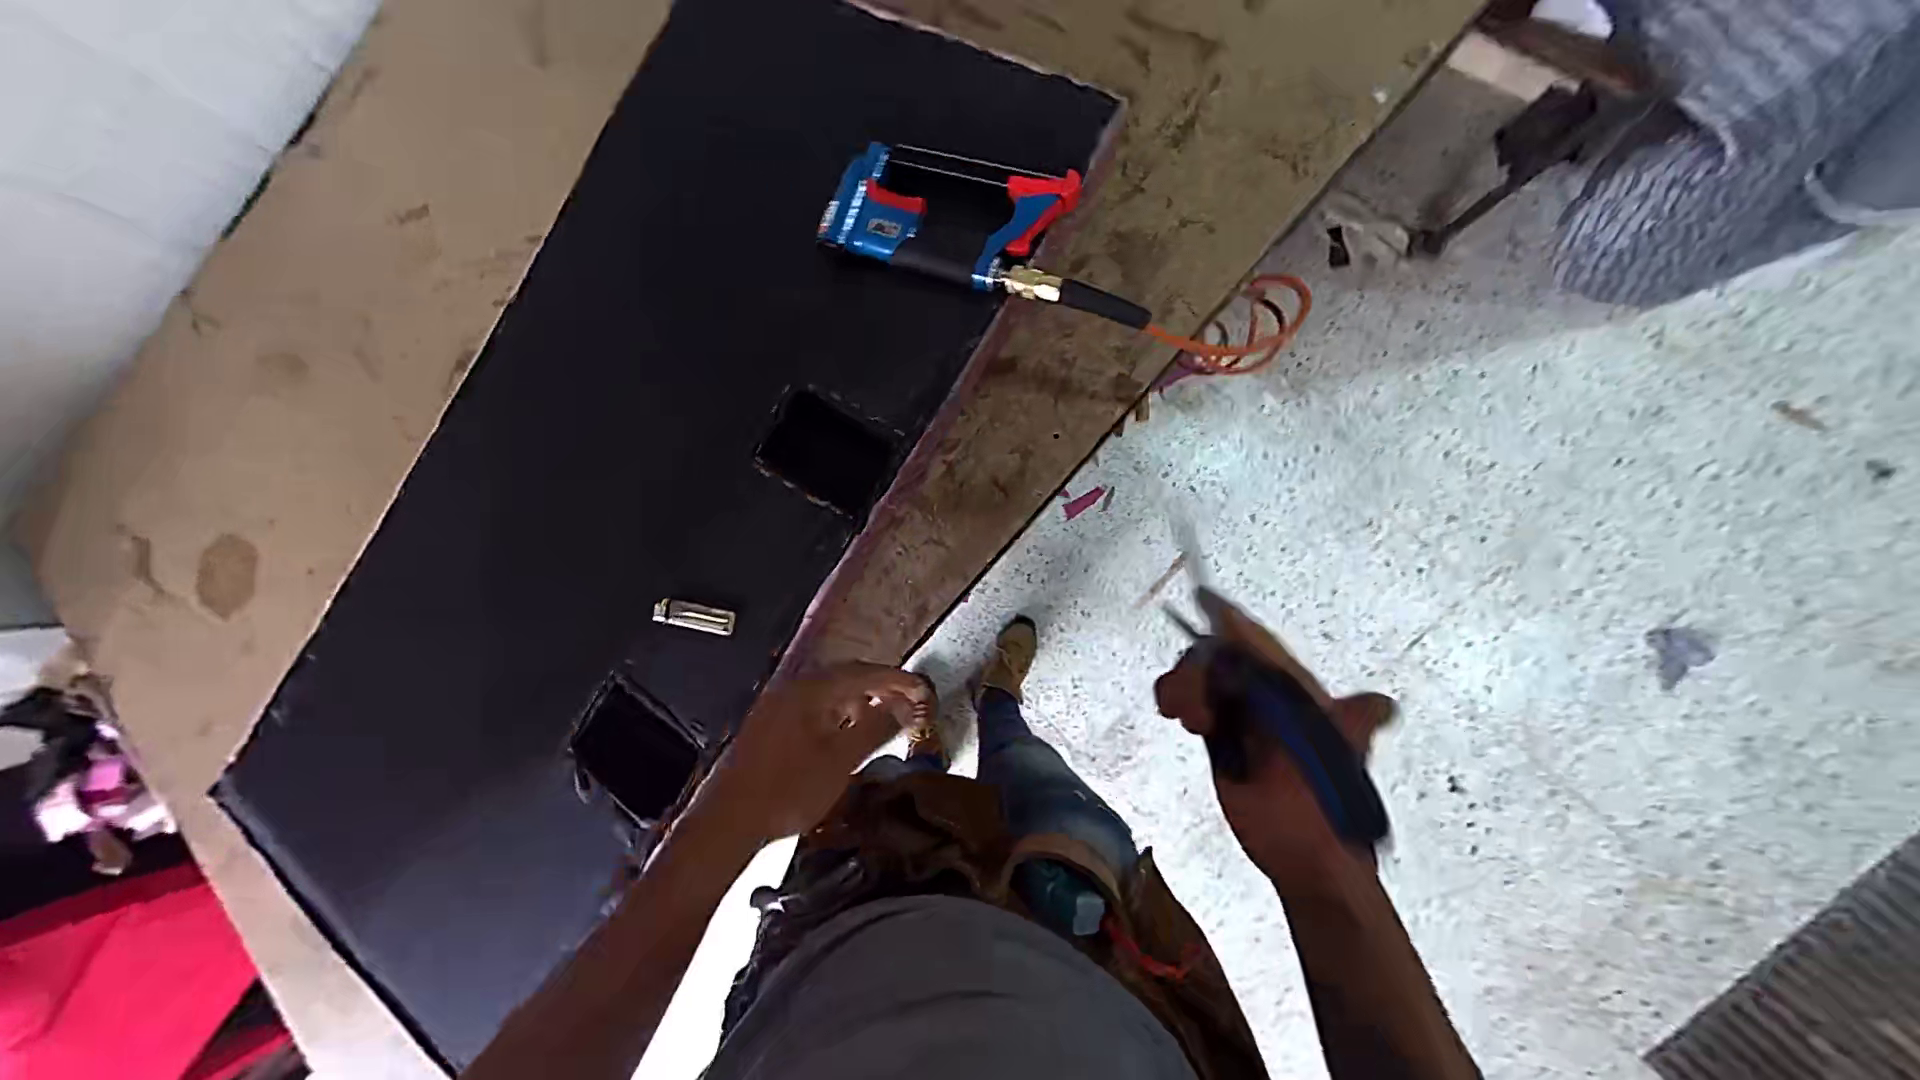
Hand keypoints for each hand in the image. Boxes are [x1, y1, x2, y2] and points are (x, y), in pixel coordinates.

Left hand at [693, 661, 932, 846]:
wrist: (728, 820)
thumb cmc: (788, 791)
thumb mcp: (841, 761)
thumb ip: (874, 728)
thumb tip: (902, 706)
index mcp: (813, 690)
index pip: (866, 673)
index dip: (898, 680)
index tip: (922, 688)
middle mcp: (794, 688)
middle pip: (847, 676)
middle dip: (880, 687)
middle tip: (907, 702)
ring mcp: (779, 704)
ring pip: (829, 691)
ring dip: (859, 700)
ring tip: (881, 719)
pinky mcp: (771, 722)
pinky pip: (814, 704)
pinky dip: (839, 712)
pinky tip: (846, 732)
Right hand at [1154, 598, 1394, 890]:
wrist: (1303, 854)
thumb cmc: (1326, 810)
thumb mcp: (1341, 765)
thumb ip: (1348, 726)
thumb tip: (1380, 705)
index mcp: (1299, 693)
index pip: (1260, 645)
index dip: (1232, 622)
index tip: (1202, 601)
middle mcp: (1267, 695)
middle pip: (1220, 656)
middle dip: (1200, 669)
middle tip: (1197, 703)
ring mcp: (1241, 713)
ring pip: (1199, 676)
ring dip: (1184, 687)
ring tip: (1190, 720)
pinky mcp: (1218, 733)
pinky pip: (1189, 700)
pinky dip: (1176, 699)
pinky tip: (1179, 717)